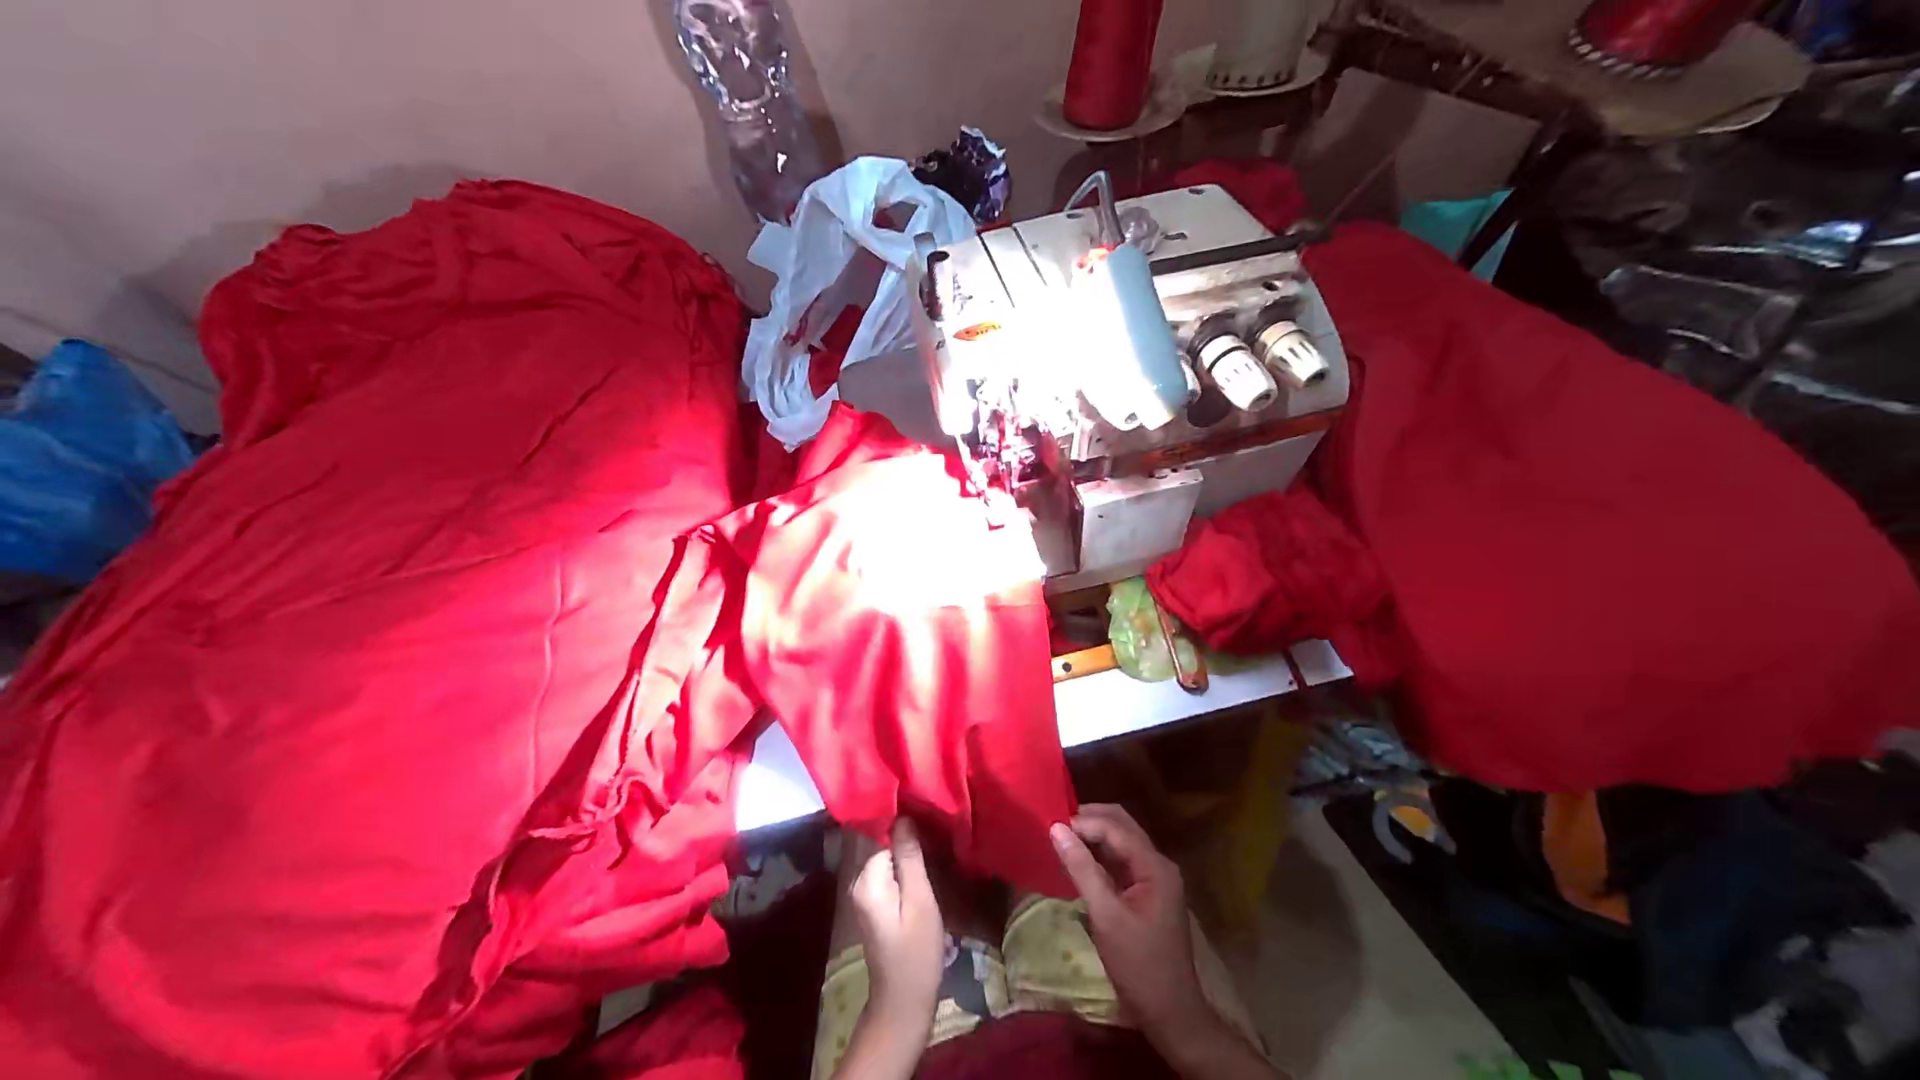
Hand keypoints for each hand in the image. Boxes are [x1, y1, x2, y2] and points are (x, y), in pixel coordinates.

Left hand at [848, 818, 945, 1032]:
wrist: (903, 1000)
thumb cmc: (916, 951)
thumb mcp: (920, 900)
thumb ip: (909, 858)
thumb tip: (904, 817)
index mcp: (865, 879)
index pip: (879, 833)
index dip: (900, 819)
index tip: (921, 805)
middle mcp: (855, 881)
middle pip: (876, 841)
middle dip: (898, 827)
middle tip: (926, 814)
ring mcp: (860, 892)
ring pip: (879, 853)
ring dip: (899, 842)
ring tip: (925, 827)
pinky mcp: (870, 900)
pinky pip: (882, 868)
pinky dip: (897, 859)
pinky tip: (916, 854)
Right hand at [1050, 804, 1208, 1038]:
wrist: (1170, 1012)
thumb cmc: (1138, 964)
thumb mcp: (1106, 915)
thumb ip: (1082, 869)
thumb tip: (1056, 829)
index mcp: (1155, 866)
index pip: (1115, 827)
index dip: (1083, 823)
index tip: (1051, 827)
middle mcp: (1158, 864)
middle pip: (1121, 825)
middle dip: (1089, 820)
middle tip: (1055, 827)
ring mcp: (1154, 878)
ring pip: (1120, 841)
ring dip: (1092, 836)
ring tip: (1061, 840)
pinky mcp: (1146, 891)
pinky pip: (1120, 861)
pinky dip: (1098, 856)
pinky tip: (1077, 861)